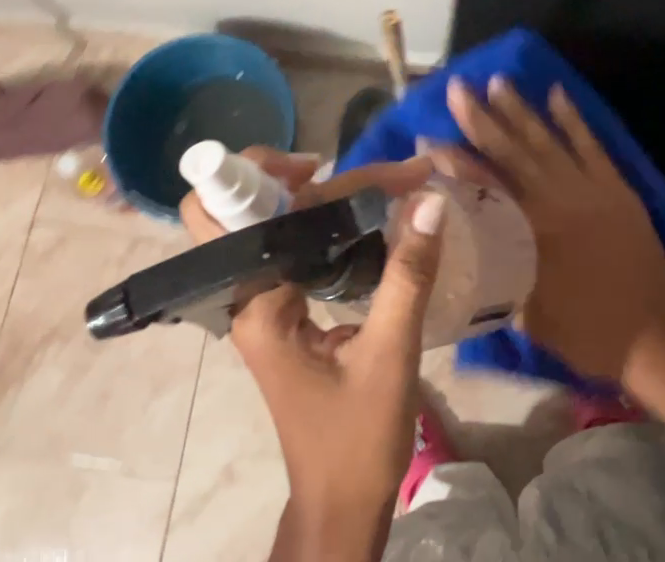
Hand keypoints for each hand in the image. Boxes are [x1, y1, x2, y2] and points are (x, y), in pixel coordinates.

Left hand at [176, 152, 445, 558]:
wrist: (341, 501)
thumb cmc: (358, 438)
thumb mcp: (390, 355)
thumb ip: (408, 275)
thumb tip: (428, 200)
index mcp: (255, 305)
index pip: (237, 215)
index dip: (273, 176)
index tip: (326, 165)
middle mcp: (247, 296)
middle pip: (236, 209)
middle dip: (285, 175)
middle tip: (349, 171)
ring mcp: (263, 303)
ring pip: (264, 224)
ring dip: (309, 195)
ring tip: (374, 184)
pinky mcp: (285, 310)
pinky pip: (290, 247)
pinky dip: (323, 221)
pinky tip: (366, 216)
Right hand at [445, 76, 664, 383]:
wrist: (656, 341)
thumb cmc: (586, 334)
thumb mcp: (526, 311)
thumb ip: (496, 271)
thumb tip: (466, 243)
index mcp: (530, 233)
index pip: (483, 185)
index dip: (454, 160)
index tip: (428, 138)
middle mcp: (557, 201)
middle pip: (511, 152)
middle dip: (480, 118)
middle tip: (457, 88)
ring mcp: (590, 190)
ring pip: (548, 141)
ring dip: (521, 110)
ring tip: (497, 81)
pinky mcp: (618, 190)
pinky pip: (592, 145)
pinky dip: (573, 119)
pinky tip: (557, 93)